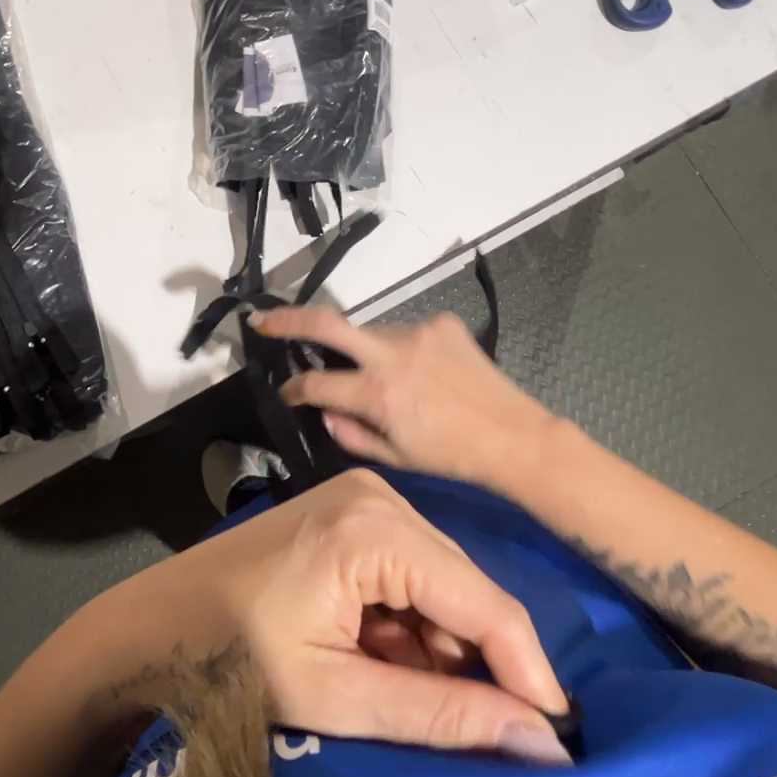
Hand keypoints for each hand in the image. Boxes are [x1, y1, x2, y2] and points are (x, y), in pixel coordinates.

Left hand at [104, 469, 572, 762]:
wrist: (158, 621)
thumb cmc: (232, 659)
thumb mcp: (337, 696)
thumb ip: (440, 714)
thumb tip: (540, 741)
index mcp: (374, 530)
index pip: (484, 602)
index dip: (528, 671)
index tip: (556, 737)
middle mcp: (379, 498)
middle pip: (466, 587)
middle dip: (477, 661)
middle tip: (474, 727)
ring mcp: (363, 499)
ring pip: (441, 581)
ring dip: (439, 645)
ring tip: (402, 692)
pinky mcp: (351, 513)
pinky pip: (410, 570)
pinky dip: (410, 622)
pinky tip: (381, 656)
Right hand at [252, 306, 561, 485]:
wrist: (514, 436)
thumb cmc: (451, 456)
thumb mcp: (395, 456)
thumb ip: (351, 433)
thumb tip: (324, 411)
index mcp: (379, 394)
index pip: (317, 383)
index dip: (294, 389)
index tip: (286, 392)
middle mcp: (393, 354)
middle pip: (327, 323)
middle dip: (287, 320)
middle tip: (262, 320)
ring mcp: (418, 332)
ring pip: (370, 332)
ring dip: (363, 348)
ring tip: (384, 375)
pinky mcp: (441, 322)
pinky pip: (404, 331)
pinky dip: (400, 349)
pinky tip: (421, 371)